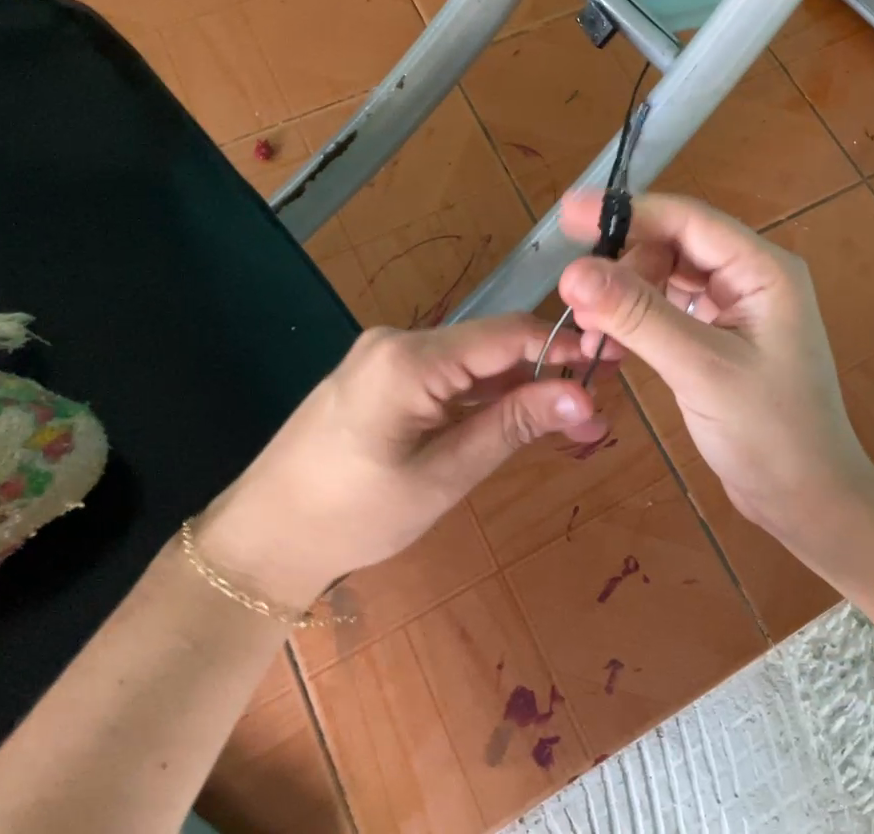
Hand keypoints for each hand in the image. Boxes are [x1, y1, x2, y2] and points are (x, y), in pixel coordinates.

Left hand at [195, 315, 608, 609]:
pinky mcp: (379, 378)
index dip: (564, 346)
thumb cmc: (352, 514)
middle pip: (491, 345)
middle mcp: (397, 342)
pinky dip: (482, 397)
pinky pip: (445, 376)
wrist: (261, 539)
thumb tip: (582, 395)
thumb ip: (511, 426)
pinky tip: (514, 418)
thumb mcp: (442, 476)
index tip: (612, 366)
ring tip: (568, 420)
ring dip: (518, 388)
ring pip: (471, 362)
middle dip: (547, 373)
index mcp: (409, 359)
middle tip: (595, 409)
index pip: (507, 334)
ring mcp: (384, 358)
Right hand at [557, 193, 873, 536]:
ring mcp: (740, 310)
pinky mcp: (724, 340)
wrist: (808, 498)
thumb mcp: (700, 368)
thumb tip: (573, 271)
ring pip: (670, 279)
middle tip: (575, 299)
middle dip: (625, 265)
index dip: (627, 211)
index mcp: (764, 270)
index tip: (566, 215)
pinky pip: (674, 312)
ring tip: (590, 331)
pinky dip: (641, 322)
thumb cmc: (768, 432)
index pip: (688, 220)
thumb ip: (638, 316)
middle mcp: (753, 279)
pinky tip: (613, 344)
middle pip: (676, 246)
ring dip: (628, 296)